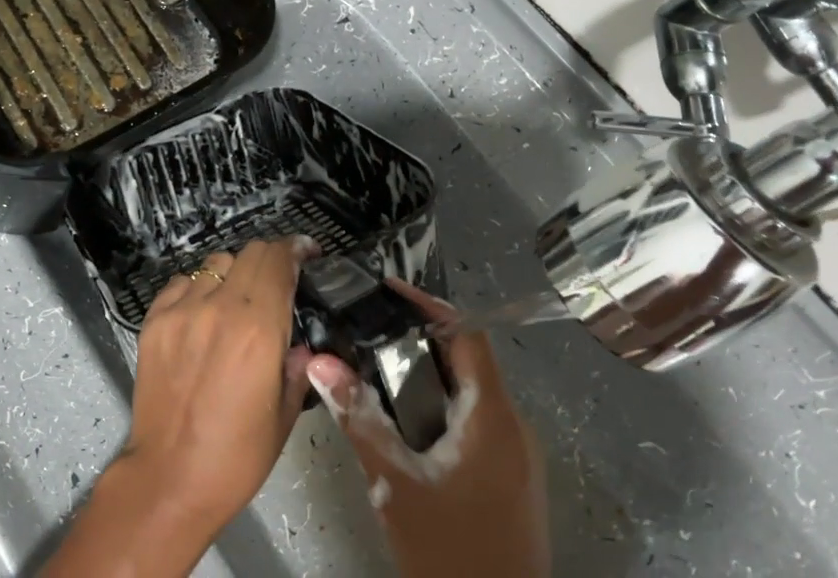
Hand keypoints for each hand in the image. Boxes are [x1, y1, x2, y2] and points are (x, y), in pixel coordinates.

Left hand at [126, 235, 319, 530]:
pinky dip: (198, 289)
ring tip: (238, 300)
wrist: (169, 477)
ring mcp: (180, 312)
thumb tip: (298, 344)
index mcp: (258, 329)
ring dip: (234, 273)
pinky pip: (181, 284)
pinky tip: (203, 315)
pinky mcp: (153, 322)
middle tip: (280, 278)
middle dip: (271, 259)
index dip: (297, 249)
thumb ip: (295, 366)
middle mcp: (218, 308)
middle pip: (249, 253)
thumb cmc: (236, 456)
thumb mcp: (284, 414)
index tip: (308, 252)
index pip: (278, 261)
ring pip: (214, 264)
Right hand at [306, 280, 548, 577]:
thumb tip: (319, 361)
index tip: (386, 288)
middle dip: (421, 337)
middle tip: (370, 326)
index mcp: (492, 416)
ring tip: (378, 365)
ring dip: (430, 373)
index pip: (468, 334)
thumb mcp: (395, 483)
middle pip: (470, 360)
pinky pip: (477, 420)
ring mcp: (519, 454)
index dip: (429, 304)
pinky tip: (407, 420)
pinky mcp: (513, 477)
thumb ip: (360, 418)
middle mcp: (514, 425)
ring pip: (473, 393)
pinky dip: (443, 404)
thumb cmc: (449, 548)